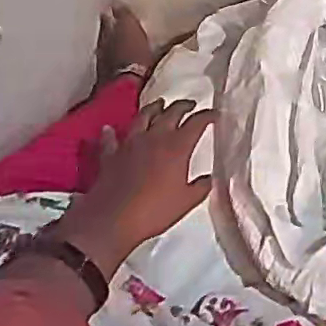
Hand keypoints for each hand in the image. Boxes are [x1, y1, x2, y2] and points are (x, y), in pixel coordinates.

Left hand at [49, 99, 214, 277]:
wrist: (113, 220)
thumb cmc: (154, 210)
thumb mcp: (187, 201)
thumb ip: (202, 186)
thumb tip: (210, 178)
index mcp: (177, 146)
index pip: (197, 122)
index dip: (208, 115)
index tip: (215, 114)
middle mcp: (155, 137)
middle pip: (172, 112)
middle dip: (183, 106)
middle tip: (190, 105)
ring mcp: (131, 142)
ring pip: (144, 116)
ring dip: (154, 108)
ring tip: (160, 105)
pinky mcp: (111, 154)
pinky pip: (111, 138)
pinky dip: (112, 133)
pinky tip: (109, 129)